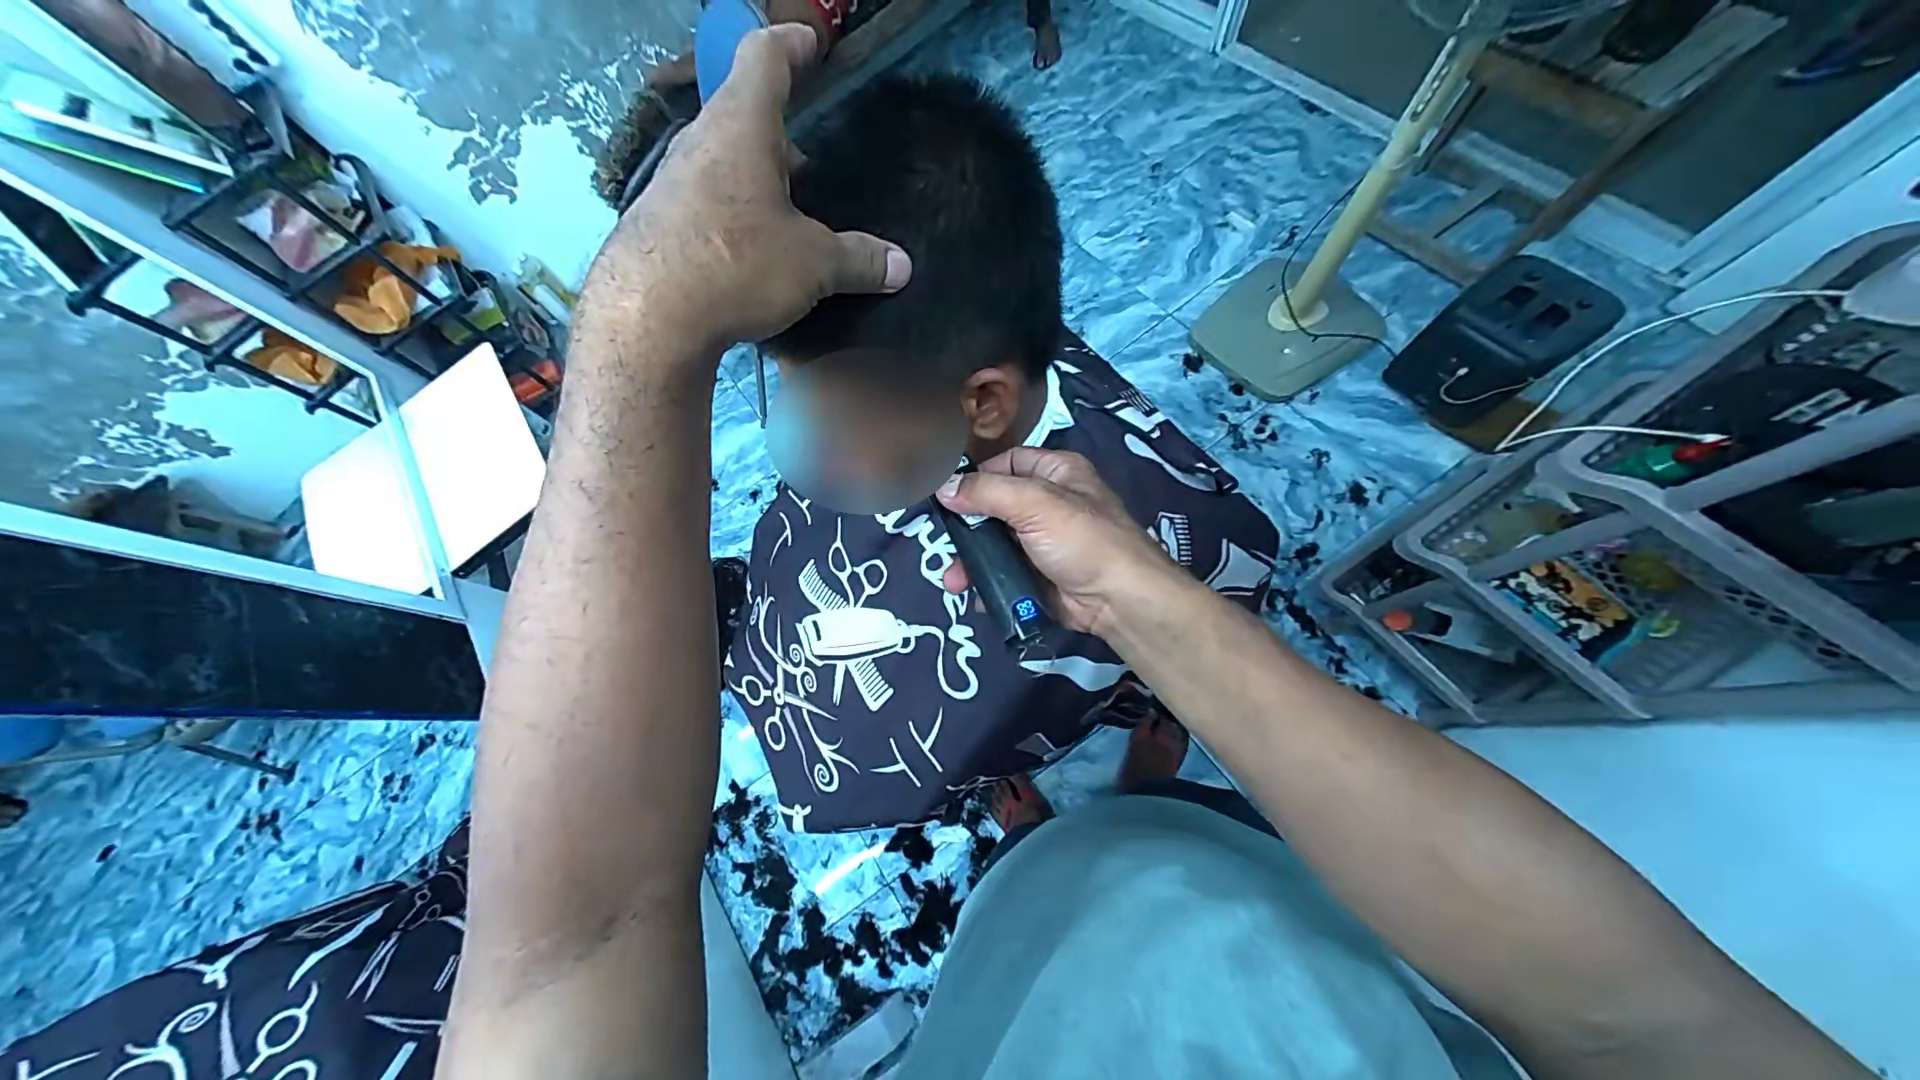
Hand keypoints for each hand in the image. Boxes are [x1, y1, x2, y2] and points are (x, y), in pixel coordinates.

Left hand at [579, 25, 910, 362]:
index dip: (792, 44)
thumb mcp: (812, 265)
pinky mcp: (658, 223)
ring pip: (724, 163)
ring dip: (756, 178)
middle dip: (781, 133)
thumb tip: (901, 266)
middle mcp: (701, 143)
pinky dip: (735, 213)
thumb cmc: (737, 265)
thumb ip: (858, 259)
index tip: (811, 43)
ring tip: (787, 213)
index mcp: (741, 127)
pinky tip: (752, 251)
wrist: (649, 317)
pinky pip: (707, 202)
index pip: (765, 58)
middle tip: (811, 161)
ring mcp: (672, 182)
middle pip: (743, 116)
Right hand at [935, 447, 1190, 637]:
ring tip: (954, 581)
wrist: (1119, 601)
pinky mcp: (1039, 574)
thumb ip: (986, 492)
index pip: (1005, 463)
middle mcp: (1049, 502)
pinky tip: (973, 595)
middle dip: (966, 528)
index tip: (944, 496)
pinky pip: (1004, 572)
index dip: (976, 477)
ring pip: (995, 544)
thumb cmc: (1081, 540)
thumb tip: (942, 487)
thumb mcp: (1034, 504)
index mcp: (1055, 472)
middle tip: (945, 545)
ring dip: (971, 561)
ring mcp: (1043, 541)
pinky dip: (987, 582)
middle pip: (994, 507)